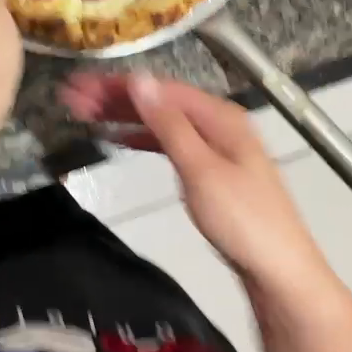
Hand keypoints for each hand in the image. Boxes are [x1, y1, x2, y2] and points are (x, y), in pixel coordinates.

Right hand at [60, 72, 328, 287]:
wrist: (279, 270)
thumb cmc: (242, 221)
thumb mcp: (201, 170)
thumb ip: (168, 125)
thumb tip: (139, 81)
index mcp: (220, 117)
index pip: (160, 89)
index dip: (117, 85)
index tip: (79, 85)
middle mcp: (219, 124)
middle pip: (161, 101)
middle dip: (116, 97)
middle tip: (72, 98)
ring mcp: (218, 148)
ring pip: (163, 122)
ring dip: (125, 116)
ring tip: (85, 114)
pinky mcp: (213, 171)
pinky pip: (170, 143)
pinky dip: (143, 138)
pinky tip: (121, 139)